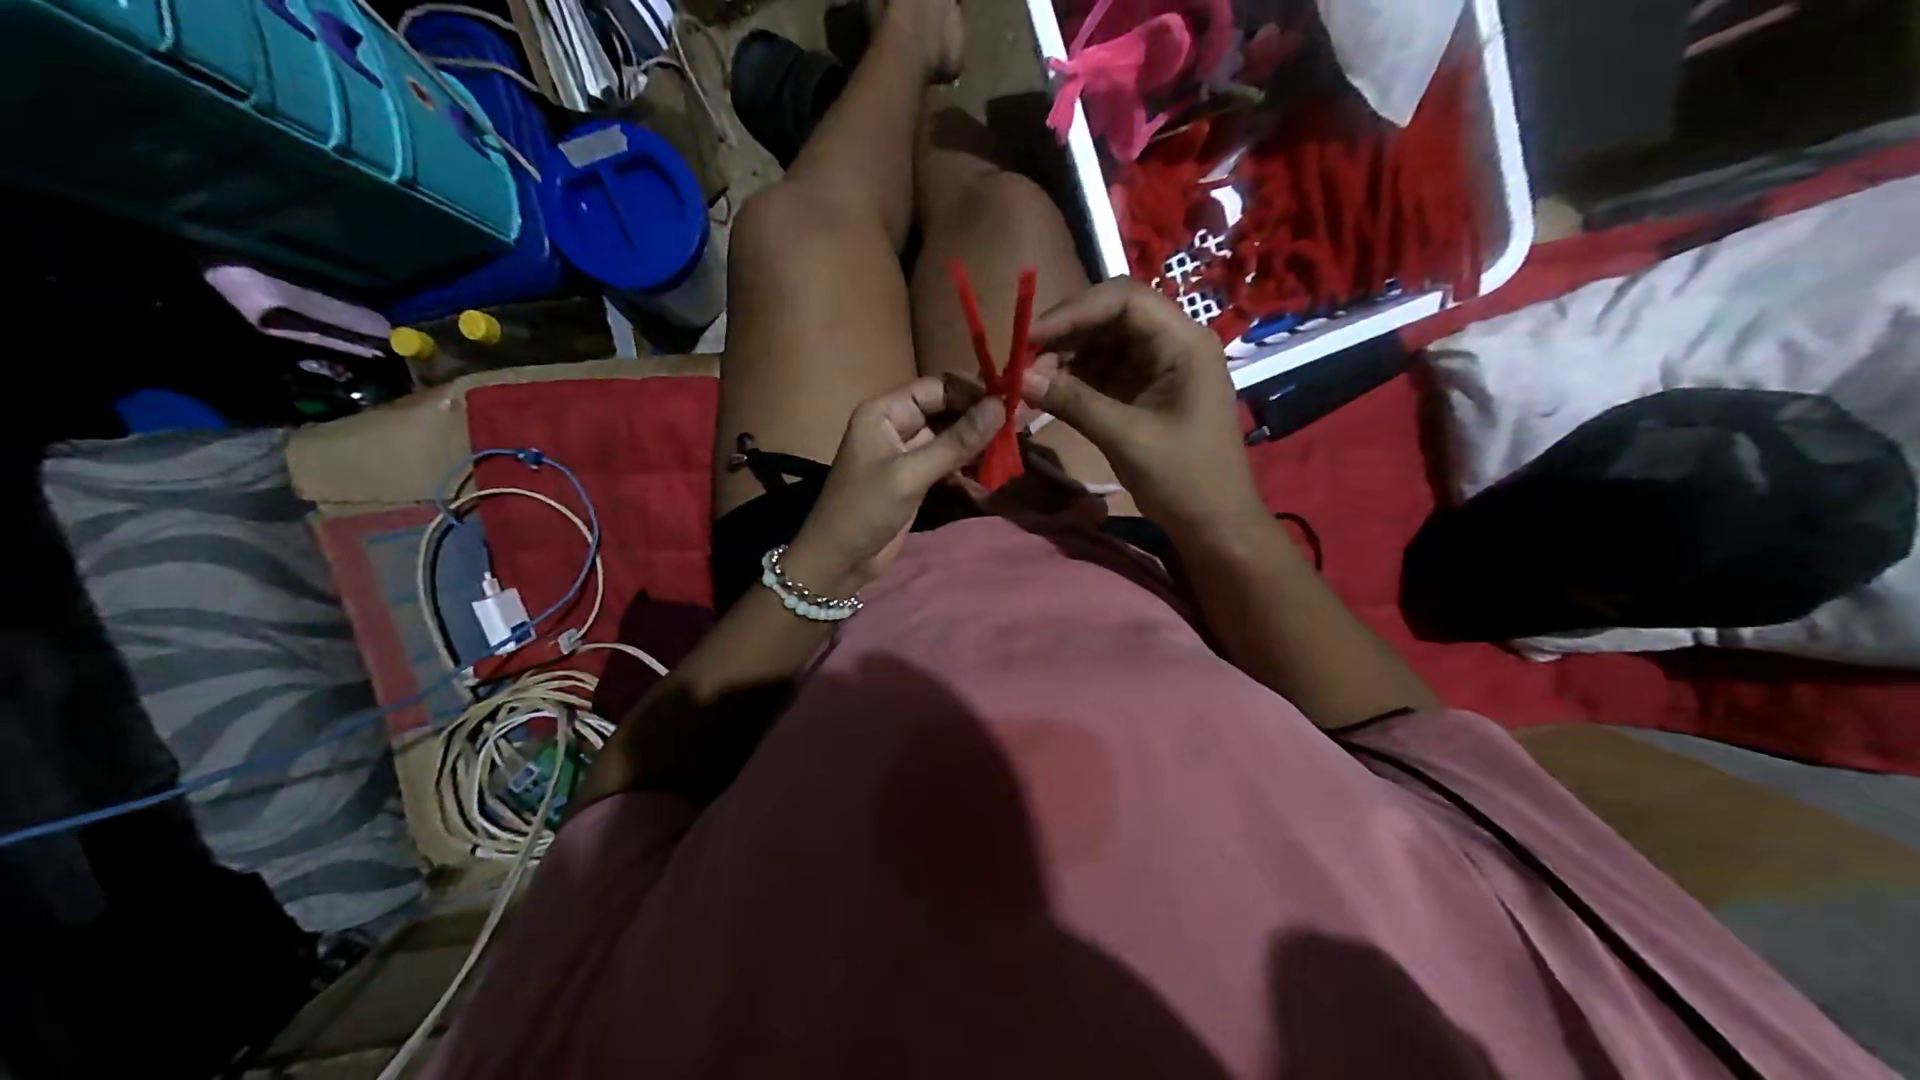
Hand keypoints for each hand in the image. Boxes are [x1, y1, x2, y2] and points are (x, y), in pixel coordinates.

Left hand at [783, 376, 1003, 596]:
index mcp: (884, 412)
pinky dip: (969, 464)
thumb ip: (956, 442)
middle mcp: (896, 425)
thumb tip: (1000, 406)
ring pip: (950, 436)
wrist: (839, 560)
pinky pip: (948, 461)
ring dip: (978, 442)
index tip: (1010, 400)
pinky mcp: (916, 478)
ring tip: (1014, 445)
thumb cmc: (865, 510)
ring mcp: (907, 453)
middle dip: (979, 417)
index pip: (936, 388)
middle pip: (946, 410)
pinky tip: (995, 468)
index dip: (972, 392)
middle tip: (1020, 423)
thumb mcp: (911, 474)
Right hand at [1022, 279, 1264, 538]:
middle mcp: (1172, 343)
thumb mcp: (1126, 437)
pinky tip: (1048, 393)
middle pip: (1110, 317)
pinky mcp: (1145, 390)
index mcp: (1183, 342)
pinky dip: (1075, 380)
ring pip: (1103, 344)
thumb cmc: (1184, 478)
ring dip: (1065, 358)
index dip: (1074, 311)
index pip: (1124, 300)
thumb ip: (1074, 402)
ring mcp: (1158, 367)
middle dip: (1065, 336)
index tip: (1031, 337)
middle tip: (1023, 363)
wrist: (1214, 522)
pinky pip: (1104, 372)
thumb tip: (1020, 378)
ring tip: (1030, 382)